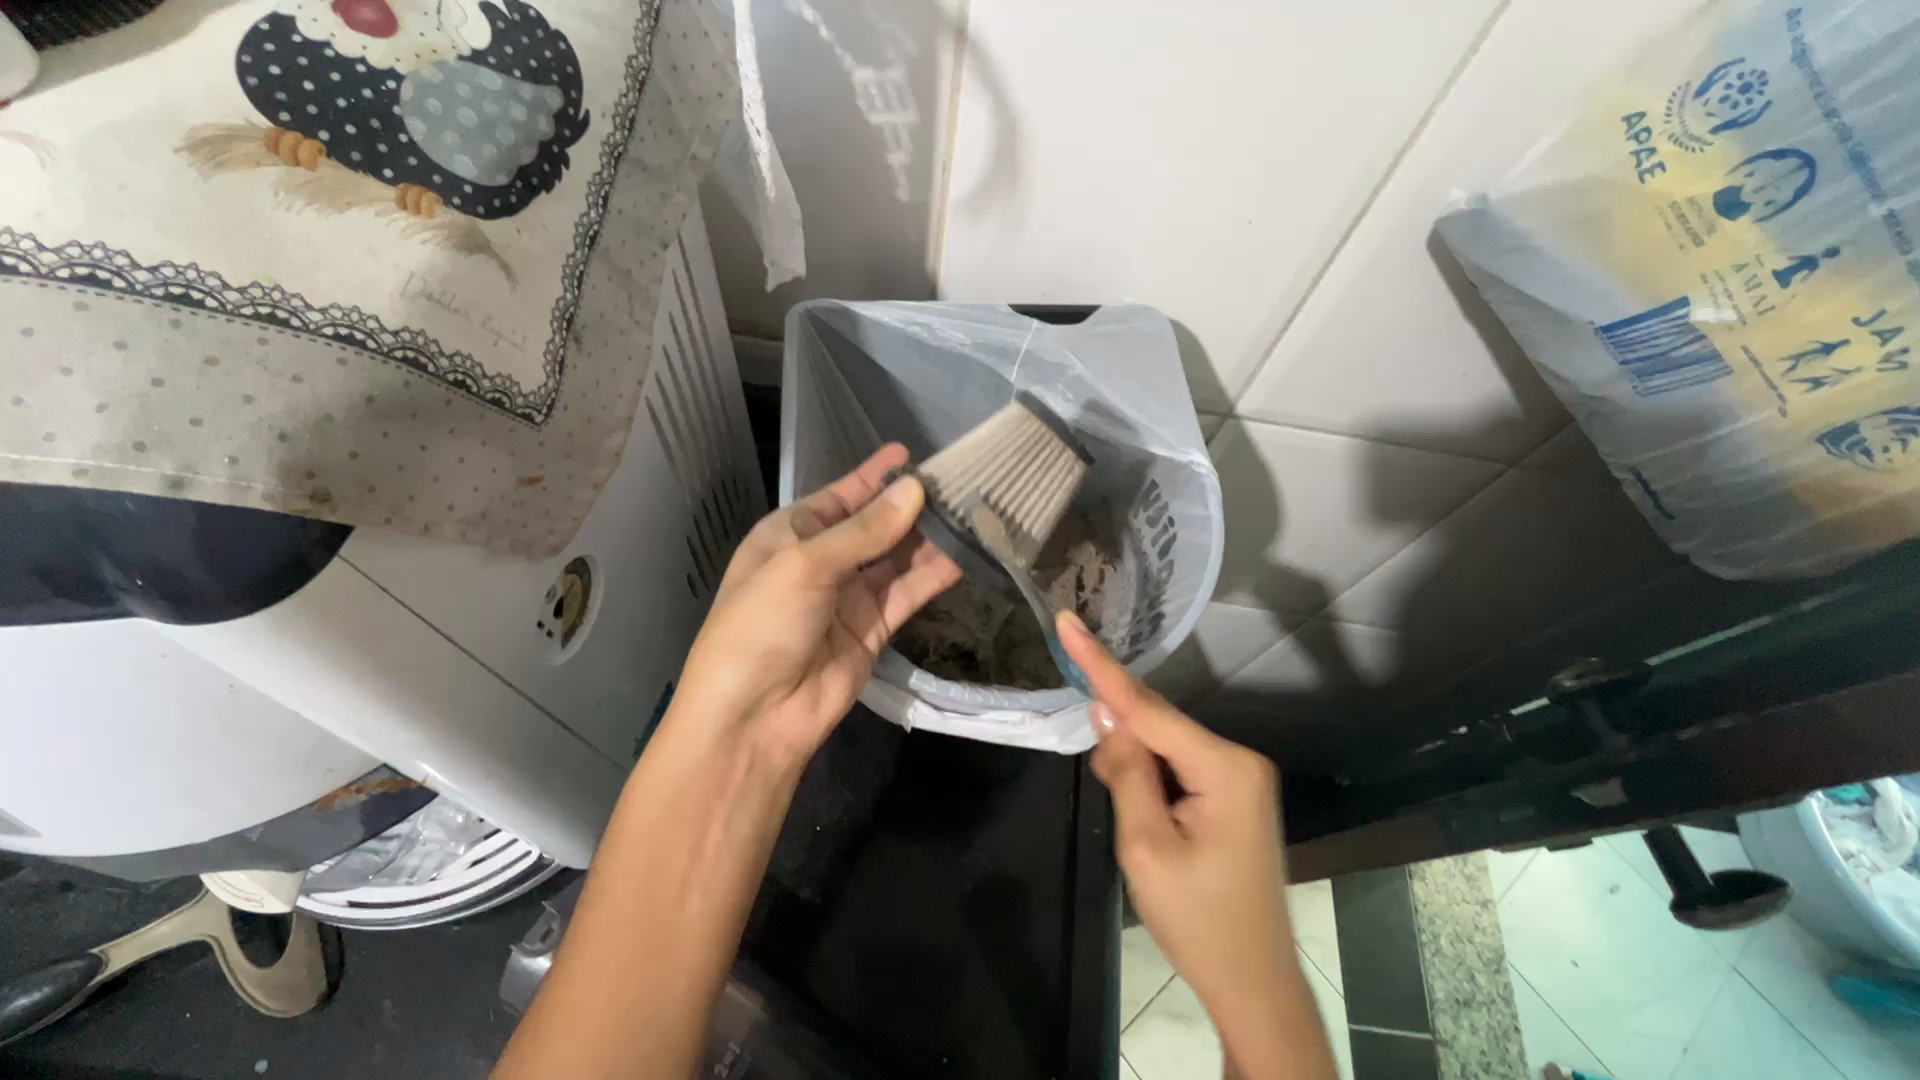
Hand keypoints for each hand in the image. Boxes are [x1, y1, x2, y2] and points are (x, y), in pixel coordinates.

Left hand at [668, 444, 960, 763]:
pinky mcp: (875, 628)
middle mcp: (822, 560)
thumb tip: (915, 489)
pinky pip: (909, 592)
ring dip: (930, 537)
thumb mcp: (805, 565)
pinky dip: (935, 573)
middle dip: (911, 505)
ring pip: (898, 557)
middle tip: (961, 481)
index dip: (874, 476)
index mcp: (791, 534)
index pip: (840, 495)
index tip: (911, 452)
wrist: (754, 716)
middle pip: (875, 524)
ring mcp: (850, 595)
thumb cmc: (762, 625)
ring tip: (973, 510)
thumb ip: (865, 531)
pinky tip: (967, 552)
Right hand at [1056, 613, 1297, 1041]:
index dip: (1101, 665)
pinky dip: (1150, 779)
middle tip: (1114, 798)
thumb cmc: (1195, 918)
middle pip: (1158, 725)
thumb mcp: (1145, 845)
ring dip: (1134, 768)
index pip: (1149, 707)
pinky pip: (1178, 767)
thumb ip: (1126, 770)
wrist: (1251, 981)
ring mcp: (1239, 777)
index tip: (1068, 622)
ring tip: (1136, 829)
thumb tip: (1107, 712)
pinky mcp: (1231, 796)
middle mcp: (1237, 760)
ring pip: (1165, 748)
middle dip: (1119, 738)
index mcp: (1224, 767)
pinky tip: (1144, 813)